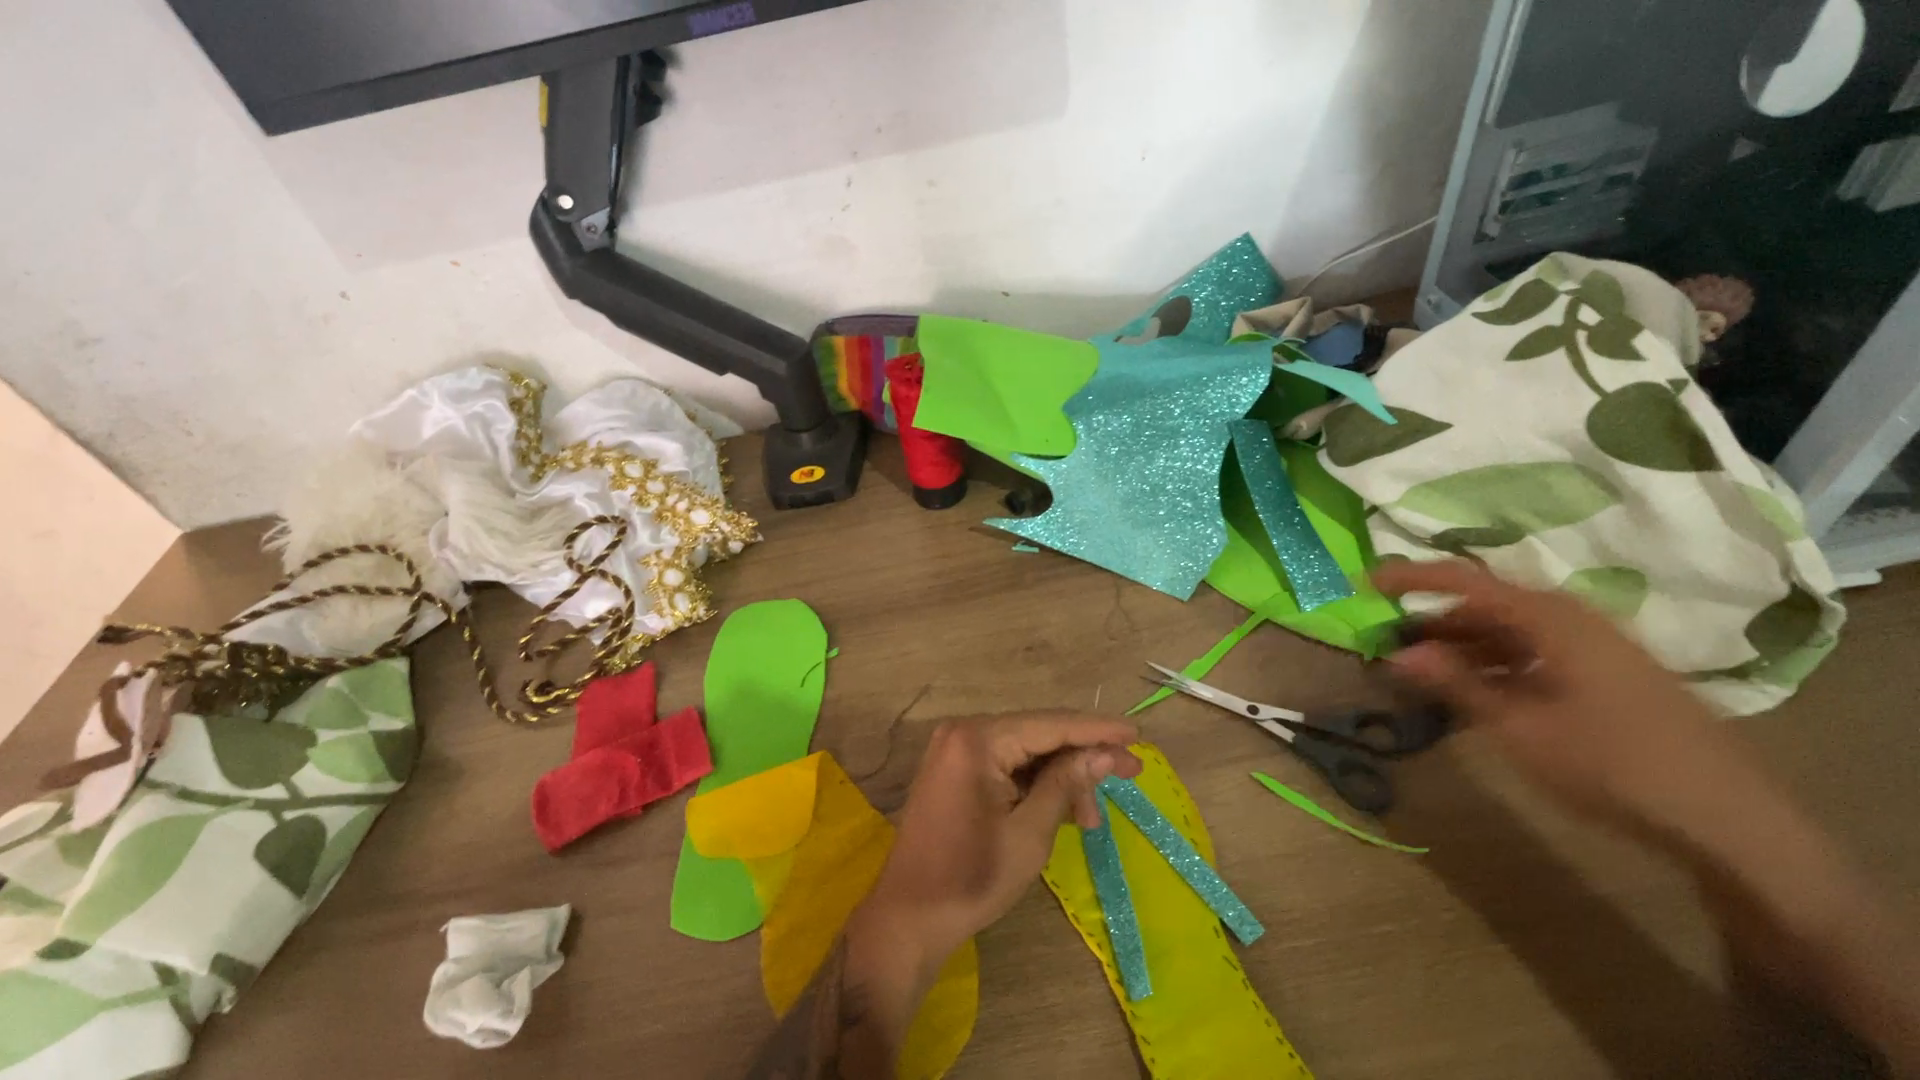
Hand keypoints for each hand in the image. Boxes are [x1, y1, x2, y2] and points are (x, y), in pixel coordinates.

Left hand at [839, 712, 1137, 1061]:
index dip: (1097, 730)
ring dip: (1061, 778)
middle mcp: (962, 734)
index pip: (1050, 725)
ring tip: (1092, 817)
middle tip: (1131, 773)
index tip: (1137, 734)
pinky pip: (1005, 766)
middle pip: (1038, 735)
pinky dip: (1036, 785)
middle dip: (1084, 756)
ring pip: (1024, 753)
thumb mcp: (1030, 833)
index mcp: (977, 740)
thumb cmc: (971, 879)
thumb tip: (1106, 752)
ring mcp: (954, 752)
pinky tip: (1064, 811)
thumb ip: (1066, 784)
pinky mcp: (953, 772)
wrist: (909, 918)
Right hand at [1372, 559, 1765, 835]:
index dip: (1412, 578)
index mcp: (1550, 618)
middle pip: (1487, 604)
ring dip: (1463, 647)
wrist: (1723, 815)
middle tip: (1390, 647)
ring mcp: (1595, 645)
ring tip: (1423, 675)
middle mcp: (1572, 618)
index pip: (1465, 580)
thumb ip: (1456, 683)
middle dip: (1434, 622)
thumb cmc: (1610, 763)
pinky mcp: (1607, 673)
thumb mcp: (1519, 726)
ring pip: (1511, 630)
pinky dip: (1497, 664)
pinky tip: (1477, 695)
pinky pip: (1536, 653)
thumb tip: (1398, 651)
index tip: (1365, 585)